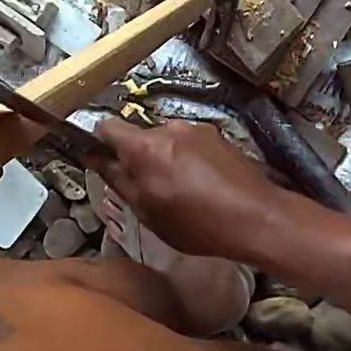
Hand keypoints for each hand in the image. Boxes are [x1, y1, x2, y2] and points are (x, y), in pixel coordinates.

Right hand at [90, 118, 289, 258]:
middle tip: (149, 190)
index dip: (100, 144)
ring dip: (165, 159)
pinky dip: (188, 160)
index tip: (103, 163)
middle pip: (140, 136)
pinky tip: (203, 186)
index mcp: (145, 145)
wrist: (257, 217)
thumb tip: (92, 156)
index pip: (107, 127)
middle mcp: (170, 127)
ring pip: (167, 141)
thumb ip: (117, 179)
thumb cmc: (196, 223)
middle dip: (138, 158)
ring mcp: (198, 129)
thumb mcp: (147, 210)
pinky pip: (190, 144)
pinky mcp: (219, 136)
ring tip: (181, 192)